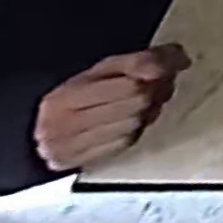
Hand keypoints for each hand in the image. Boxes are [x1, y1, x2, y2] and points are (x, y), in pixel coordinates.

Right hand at [34, 45, 191, 171]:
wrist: (64, 122)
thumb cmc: (98, 89)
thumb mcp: (119, 66)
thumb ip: (147, 60)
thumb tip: (168, 68)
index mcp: (64, 96)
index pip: (133, 85)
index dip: (154, 78)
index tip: (155, 76)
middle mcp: (55, 124)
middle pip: (138, 102)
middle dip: (153, 95)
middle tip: (150, 92)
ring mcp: (60, 147)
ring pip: (133, 124)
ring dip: (145, 114)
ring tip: (138, 109)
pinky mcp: (71, 162)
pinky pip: (124, 144)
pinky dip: (133, 134)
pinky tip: (126, 126)